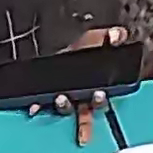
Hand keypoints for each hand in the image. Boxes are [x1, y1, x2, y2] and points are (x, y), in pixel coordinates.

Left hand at [27, 25, 125, 145]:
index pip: (100, 101)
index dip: (100, 100)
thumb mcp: (92, 40)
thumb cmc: (77, 48)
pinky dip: (38, 107)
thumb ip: (106, 38)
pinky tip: (34, 107)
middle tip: (79, 104)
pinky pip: (41, 106)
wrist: (55, 47)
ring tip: (61, 98)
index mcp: (92, 88)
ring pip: (65, 109)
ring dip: (64, 105)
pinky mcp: (45, 97)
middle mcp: (78, 98)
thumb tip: (118, 35)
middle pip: (84, 113)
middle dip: (85, 118)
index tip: (100, 94)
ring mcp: (62, 99)